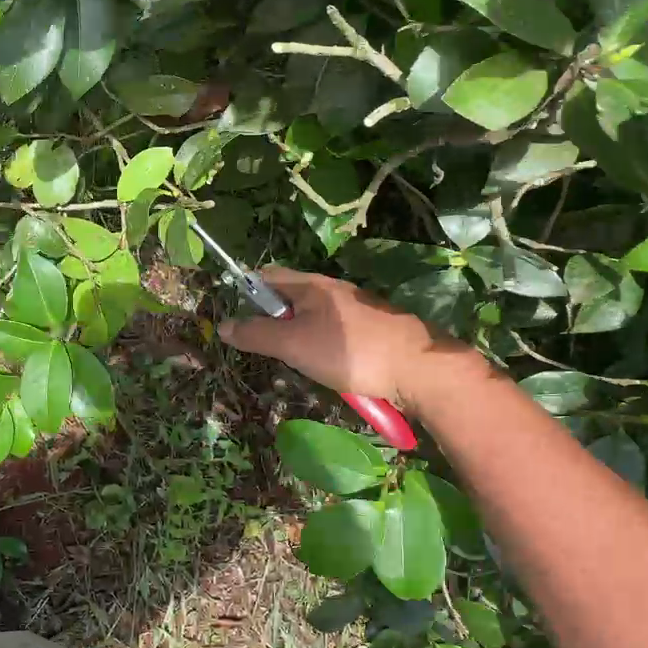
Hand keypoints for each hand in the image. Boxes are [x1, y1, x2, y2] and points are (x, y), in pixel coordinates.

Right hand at [219, 267, 483, 410]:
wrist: (424, 372)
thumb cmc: (351, 352)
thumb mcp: (293, 345)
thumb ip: (255, 334)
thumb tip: (223, 326)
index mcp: (310, 284)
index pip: (266, 276)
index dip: (248, 292)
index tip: (242, 320)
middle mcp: (333, 290)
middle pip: (291, 299)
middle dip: (278, 322)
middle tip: (274, 349)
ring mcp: (358, 310)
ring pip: (317, 320)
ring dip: (304, 340)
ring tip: (306, 365)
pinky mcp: (377, 331)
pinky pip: (340, 335)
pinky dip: (330, 350)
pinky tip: (337, 372)